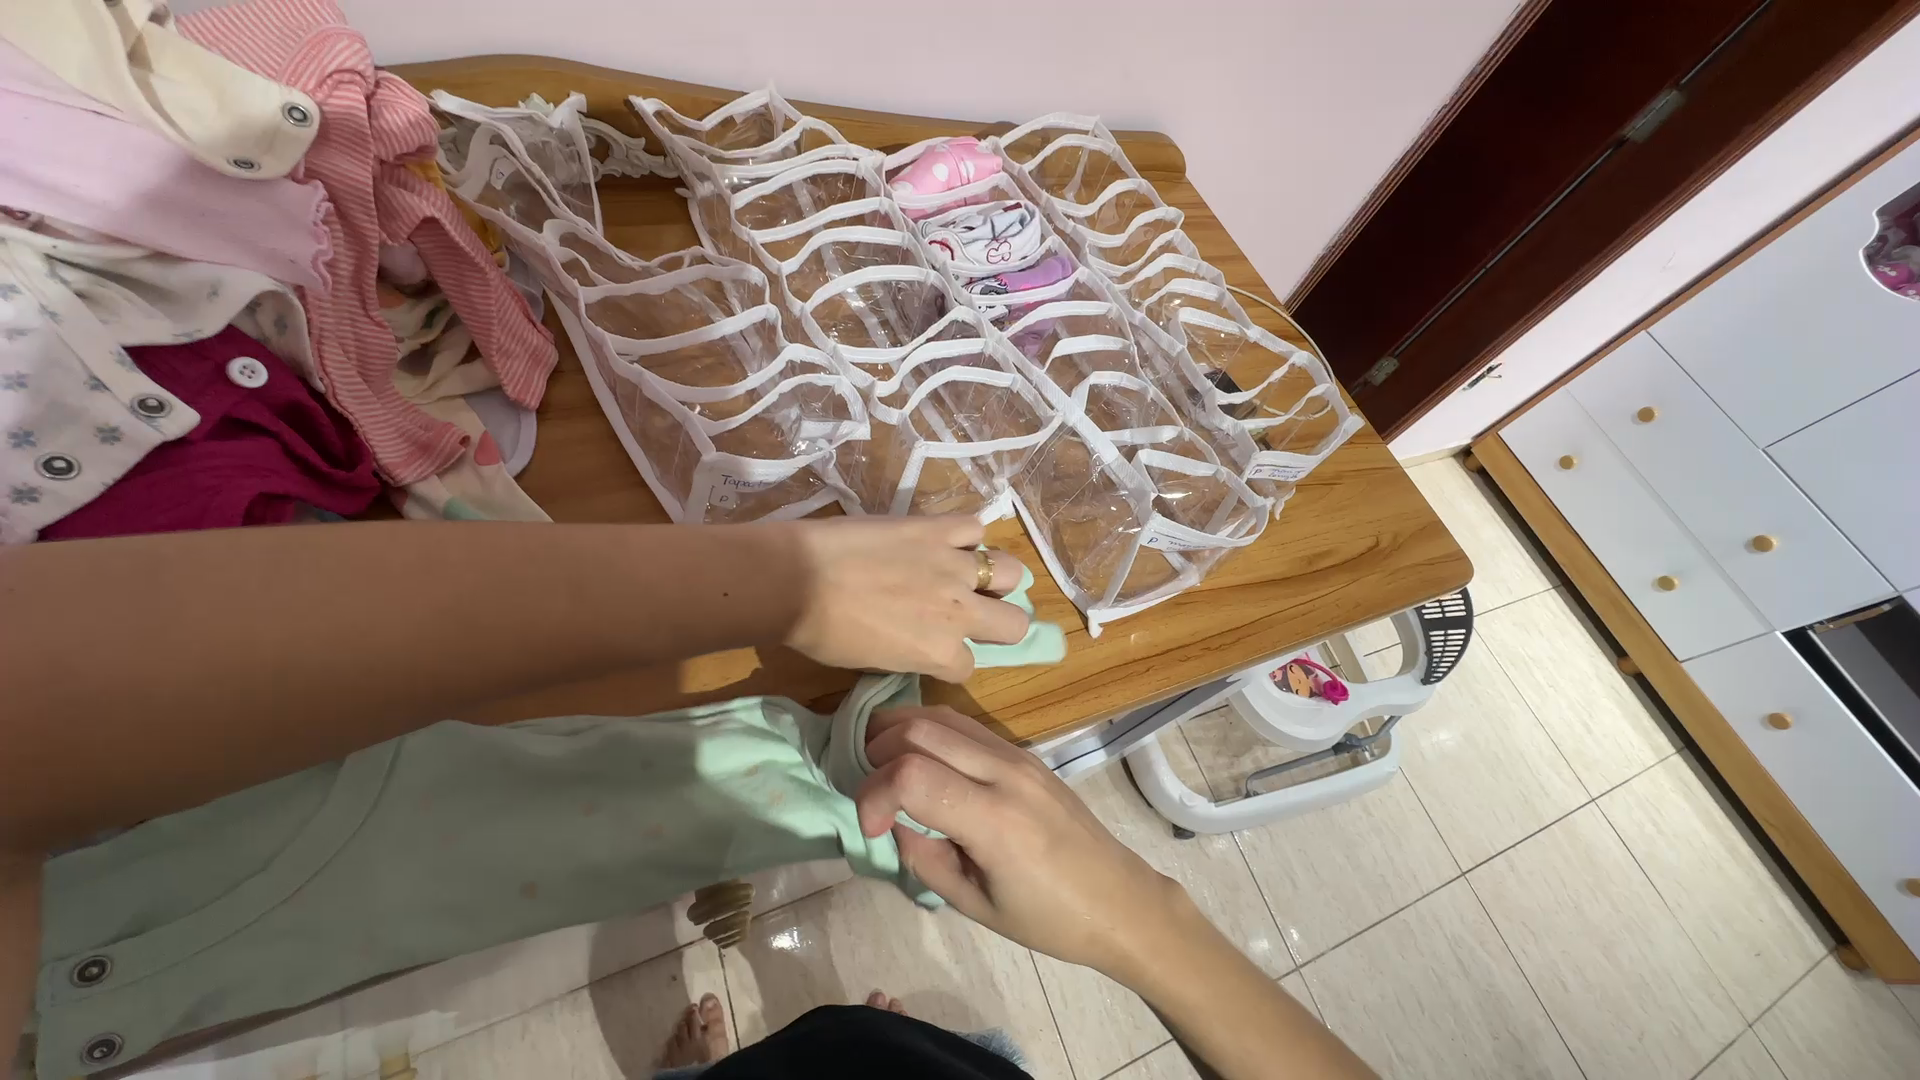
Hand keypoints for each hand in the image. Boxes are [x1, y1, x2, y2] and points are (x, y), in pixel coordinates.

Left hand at [778, 516, 1028, 682]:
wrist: (795, 579)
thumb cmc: (823, 632)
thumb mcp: (873, 661)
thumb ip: (911, 653)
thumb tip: (919, 641)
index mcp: (940, 653)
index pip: (968, 665)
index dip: (951, 658)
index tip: (935, 649)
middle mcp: (959, 612)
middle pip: (1015, 624)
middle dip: (1000, 624)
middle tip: (976, 614)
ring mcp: (952, 566)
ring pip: (1011, 571)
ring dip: (996, 577)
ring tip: (972, 573)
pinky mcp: (937, 528)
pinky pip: (974, 526)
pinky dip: (965, 535)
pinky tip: (945, 540)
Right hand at [853, 704, 1188, 977]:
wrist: (1118, 900)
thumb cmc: (1047, 918)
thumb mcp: (973, 905)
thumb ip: (922, 857)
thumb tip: (891, 819)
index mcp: (994, 820)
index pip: (911, 774)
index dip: (873, 794)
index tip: (871, 826)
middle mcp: (1005, 772)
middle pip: (918, 730)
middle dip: (875, 753)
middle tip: (865, 788)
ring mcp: (1016, 754)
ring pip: (940, 715)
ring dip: (897, 731)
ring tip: (878, 765)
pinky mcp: (1022, 751)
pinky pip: (964, 724)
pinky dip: (927, 730)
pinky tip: (916, 756)